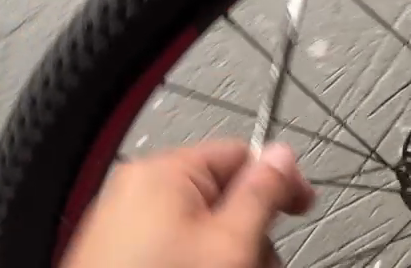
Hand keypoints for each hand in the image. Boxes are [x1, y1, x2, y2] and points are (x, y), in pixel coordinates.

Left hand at [62, 141, 314, 267]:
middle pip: (219, 193)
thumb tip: (282, 155)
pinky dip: (194, 261)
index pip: (240, 153)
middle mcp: (134, 189)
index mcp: (161, 170)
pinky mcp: (110, 258)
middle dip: (249, 229)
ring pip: (196, 225)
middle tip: (261, 262)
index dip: (278, 180)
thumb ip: (262, 193)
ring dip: (225, 250)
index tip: (300, 203)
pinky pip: (167, 246)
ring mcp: (118, 226)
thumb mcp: (229, 244)